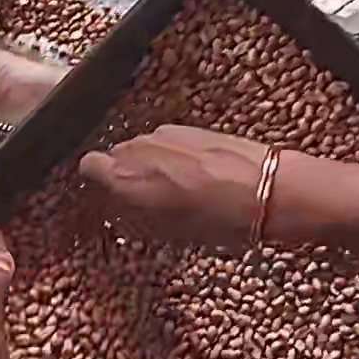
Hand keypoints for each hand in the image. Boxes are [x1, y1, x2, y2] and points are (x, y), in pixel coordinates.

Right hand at [78, 125, 270, 246]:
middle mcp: (140, 150)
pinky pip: (165, 141)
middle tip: (142, 196)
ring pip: (141, 146)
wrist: (268, 189)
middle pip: (116, 154)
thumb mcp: (173, 232)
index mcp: (128, 178)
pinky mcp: (189, 127)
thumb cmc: (222, 220)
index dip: (96, 178)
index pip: (89, 165)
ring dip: (148, 162)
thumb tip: (125, 208)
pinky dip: (170, 154)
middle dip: (124, 172)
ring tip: (172, 187)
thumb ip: (139, 214)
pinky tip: (191, 173)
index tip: (105, 192)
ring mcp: (165, 134)